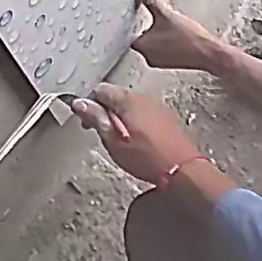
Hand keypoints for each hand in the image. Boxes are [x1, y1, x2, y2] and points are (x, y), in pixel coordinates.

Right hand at [70, 85, 203, 184]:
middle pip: (116, 97)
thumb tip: (79, 102)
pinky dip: (135, 122)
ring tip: (119, 140)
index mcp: (127, 100)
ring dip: (120, 118)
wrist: (182, 170)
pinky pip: (144, 114)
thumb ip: (95, 118)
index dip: (88, 105)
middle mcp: (143, 98)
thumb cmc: (145, 156)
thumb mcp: (112, 139)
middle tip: (101, 134)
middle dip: (104, 112)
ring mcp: (157, 107)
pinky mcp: (167, 119)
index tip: (87, 123)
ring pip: (130, 106)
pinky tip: (136, 141)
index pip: (99, 90)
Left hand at [129, 0, 236, 73]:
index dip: (130, 22)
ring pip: (149, 45)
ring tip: (161, 25)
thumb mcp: (167, 15)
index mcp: (141, 46)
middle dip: (142, 27)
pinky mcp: (167, 63)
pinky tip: (170, 35)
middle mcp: (146, 56)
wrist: (209, 53)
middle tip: (147, 17)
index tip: (132, 14)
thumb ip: (151, 2)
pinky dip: (162, 42)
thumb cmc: (188, 37)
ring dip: (154, 35)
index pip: (127, 33)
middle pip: (138, 39)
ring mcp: (157, 61)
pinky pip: (160, 50)